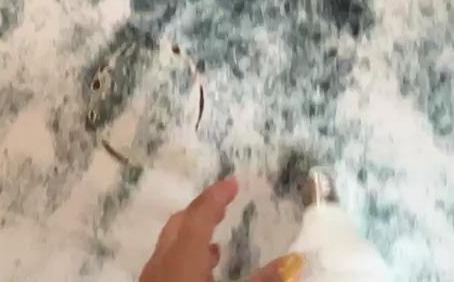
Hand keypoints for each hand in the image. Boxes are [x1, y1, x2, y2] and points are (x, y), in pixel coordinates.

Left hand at [138, 177, 303, 281]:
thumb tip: (293, 262)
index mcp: (180, 260)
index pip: (198, 215)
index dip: (216, 196)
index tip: (234, 182)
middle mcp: (160, 267)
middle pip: (179, 227)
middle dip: (201, 214)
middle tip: (225, 207)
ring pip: (169, 249)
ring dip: (192, 241)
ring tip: (217, 247)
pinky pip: (166, 269)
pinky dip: (184, 263)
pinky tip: (201, 280)